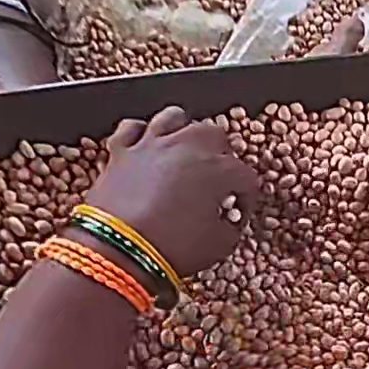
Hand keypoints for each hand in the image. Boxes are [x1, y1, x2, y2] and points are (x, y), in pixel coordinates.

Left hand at [81, 106, 258, 278]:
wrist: (121, 250)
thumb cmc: (173, 248)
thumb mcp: (219, 246)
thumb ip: (231, 227)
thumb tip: (228, 220)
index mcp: (216, 170)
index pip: (244, 176)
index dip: (247, 196)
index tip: (240, 211)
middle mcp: (186, 147)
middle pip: (215, 136)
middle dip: (222, 156)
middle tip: (219, 180)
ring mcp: (151, 144)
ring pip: (175, 118)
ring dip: (186, 132)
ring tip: (188, 152)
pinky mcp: (121, 151)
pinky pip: (133, 128)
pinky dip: (143, 135)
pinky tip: (148, 148)